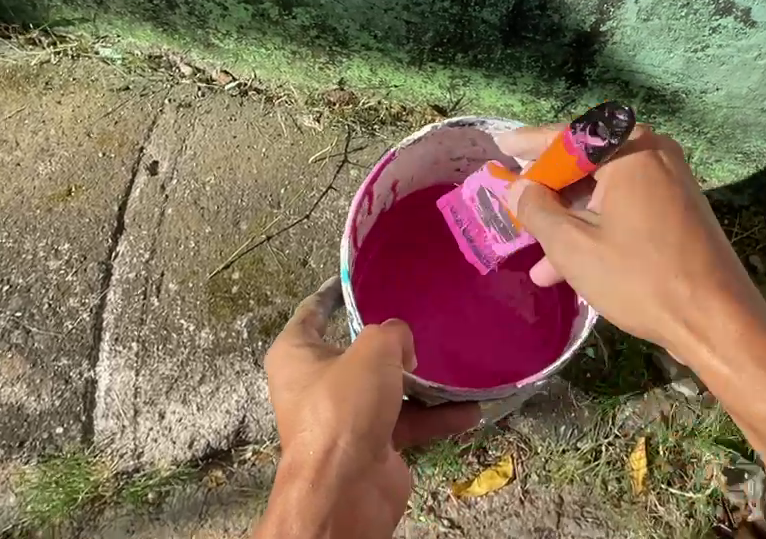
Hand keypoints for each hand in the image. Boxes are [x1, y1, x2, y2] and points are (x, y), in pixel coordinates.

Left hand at [256, 281, 479, 538]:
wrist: (346, 490)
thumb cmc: (345, 405)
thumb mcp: (374, 349)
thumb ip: (394, 333)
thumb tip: (403, 348)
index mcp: (296, 353)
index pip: (313, 311)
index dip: (336, 291)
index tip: (363, 275)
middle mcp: (316, 382)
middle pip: (358, 349)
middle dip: (391, 339)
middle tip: (423, 317)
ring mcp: (345, 416)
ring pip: (388, 387)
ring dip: (422, 380)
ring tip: (456, 361)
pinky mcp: (372, 444)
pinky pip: (407, 421)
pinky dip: (435, 415)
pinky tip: (469, 408)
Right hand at [502, 126, 765, 359]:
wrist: (720, 323)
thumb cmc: (642, 277)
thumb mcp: (574, 246)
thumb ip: (537, 211)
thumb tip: (518, 189)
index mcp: (628, 150)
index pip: (565, 138)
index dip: (529, 145)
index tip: (502, 146)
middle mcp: (652, 153)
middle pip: (585, 164)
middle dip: (549, 193)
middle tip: (516, 204)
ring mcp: (670, 181)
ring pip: (603, 192)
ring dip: (569, 221)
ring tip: (536, 258)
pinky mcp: (679, 209)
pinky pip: (625, 207)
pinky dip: (597, 229)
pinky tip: (566, 269)